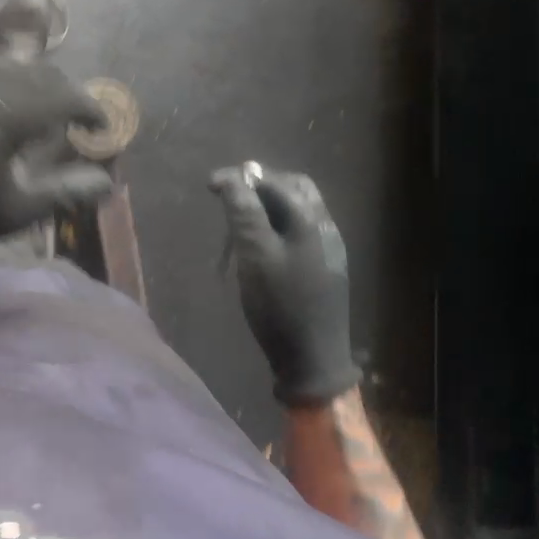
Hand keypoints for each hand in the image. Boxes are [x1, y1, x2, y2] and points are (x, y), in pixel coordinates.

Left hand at [0, 60, 113, 254]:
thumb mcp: (9, 210)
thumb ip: (62, 192)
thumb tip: (106, 183)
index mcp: (12, 110)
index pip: (66, 94)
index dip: (90, 108)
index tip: (101, 127)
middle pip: (42, 72)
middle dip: (67, 91)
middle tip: (78, 117)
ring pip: (13, 65)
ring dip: (37, 80)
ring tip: (47, 108)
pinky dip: (9, 80)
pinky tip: (5, 103)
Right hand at [210, 167, 361, 404]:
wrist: (314, 361)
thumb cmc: (281, 306)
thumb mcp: (255, 256)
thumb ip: (244, 213)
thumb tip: (232, 177)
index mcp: (311, 221)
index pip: (275, 181)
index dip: (241, 178)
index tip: (210, 186)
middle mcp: (325, 228)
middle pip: (293, 190)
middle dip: (259, 188)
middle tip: (230, 200)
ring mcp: (328, 249)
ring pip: (297, 212)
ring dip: (267, 208)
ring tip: (240, 224)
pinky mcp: (324, 269)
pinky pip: (299, 232)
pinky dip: (276, 227)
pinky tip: (260, 248)